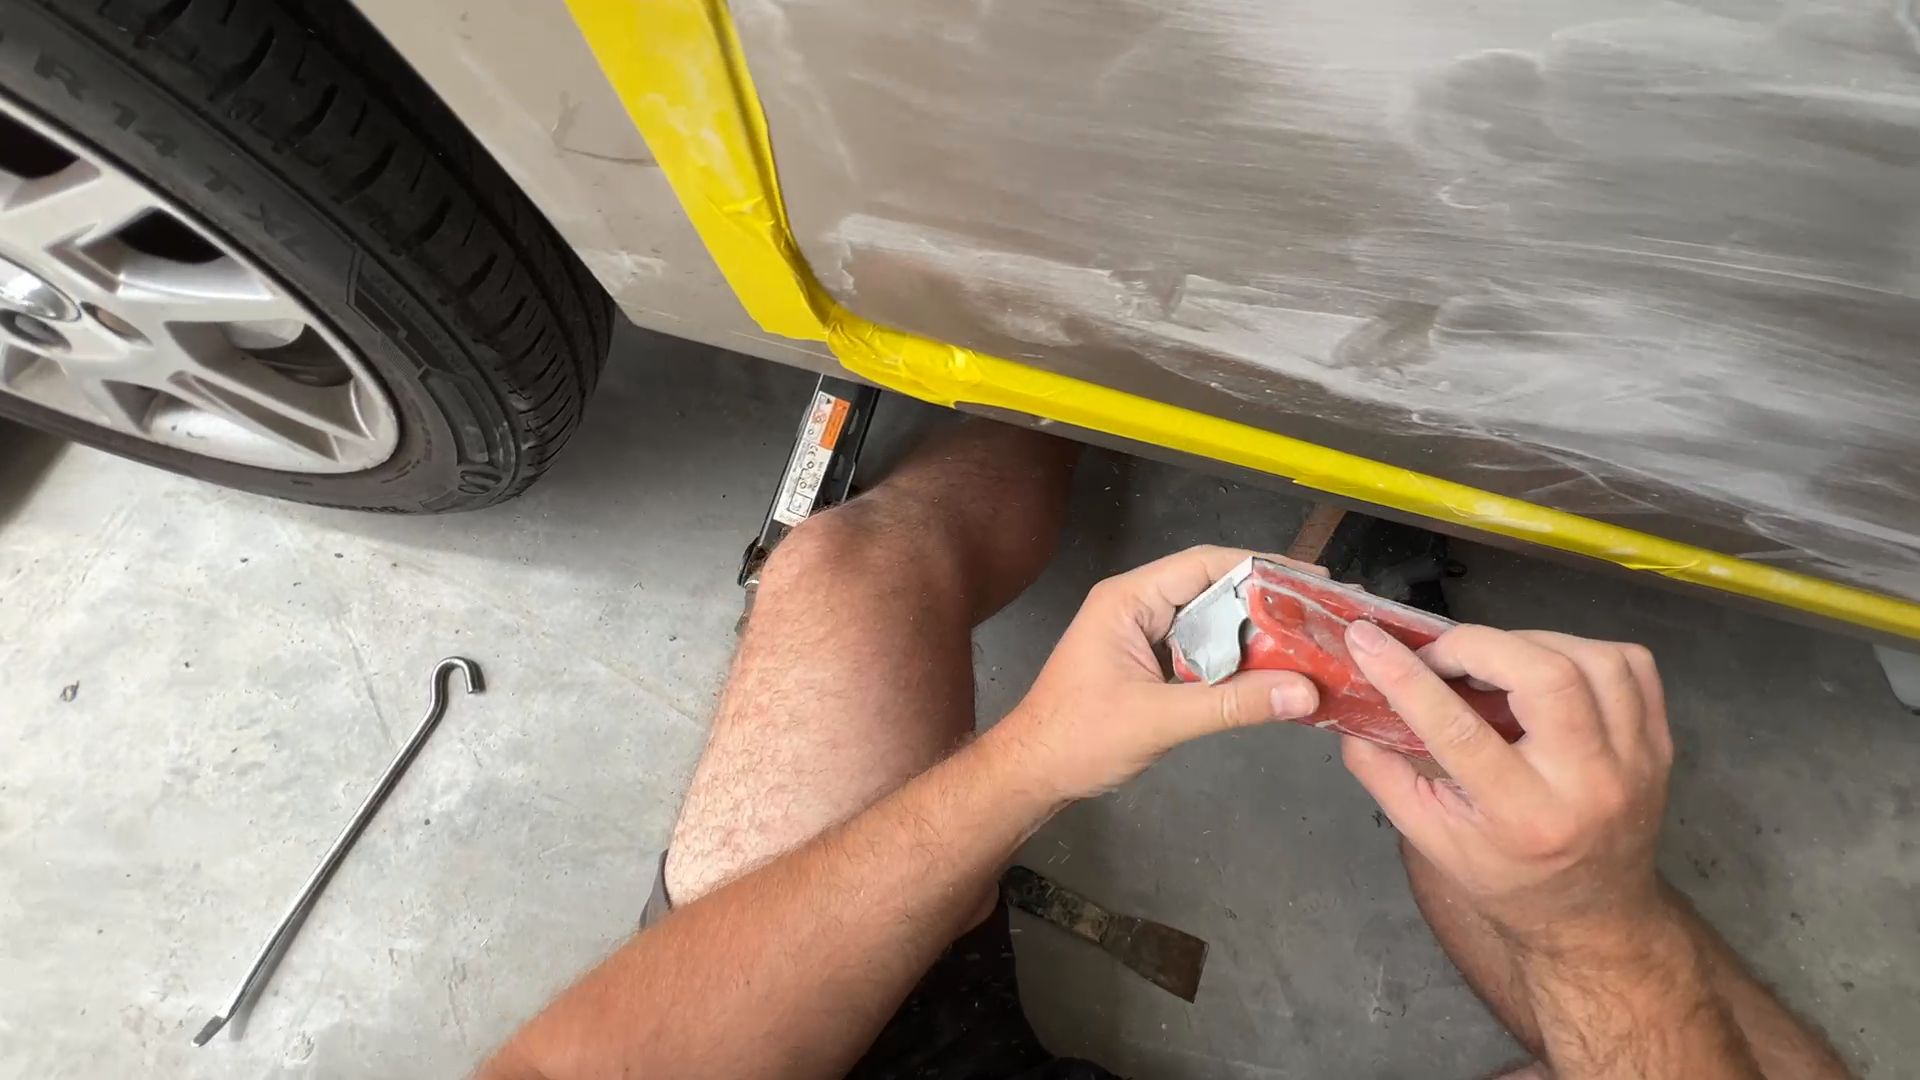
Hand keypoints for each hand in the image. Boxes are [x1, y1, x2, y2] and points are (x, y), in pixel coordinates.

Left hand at [991, 546, 1320, 803]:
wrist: (1034, 768)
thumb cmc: (1079, 736)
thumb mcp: (1159, 718)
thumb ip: (1233, 703)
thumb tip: (1304, 691)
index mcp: (1128, 600)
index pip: (1203, 565)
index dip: (1260, 566)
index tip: (1311, 580)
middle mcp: (1135, 605)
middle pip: (1209, 588)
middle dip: (1264, 601)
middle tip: (1320, 615)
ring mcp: (1139, 633)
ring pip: (1206, 620)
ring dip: (1251, 632)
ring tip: (1308, 643)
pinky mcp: (1145, 660)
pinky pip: (1197, 648)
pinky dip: (1232, 658)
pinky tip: (1269, 673)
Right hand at [1340, 623, 1673, 945]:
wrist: (1591, 914)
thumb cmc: (1497, 871)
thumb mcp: (1422, 833)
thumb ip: (1378, 768)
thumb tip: (1349, 703)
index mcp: (1522, 815)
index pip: (1457, 727)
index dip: (1403, 674)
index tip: (1364, 639)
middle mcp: (1589, 784)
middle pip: (1547, 677)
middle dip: (1476, 646)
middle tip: (1438, 655)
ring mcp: (1637, 761)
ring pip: (1594, 660)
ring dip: (1525, 643)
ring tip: (1487, 660)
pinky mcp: (1658, 742)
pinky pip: (1630, 665)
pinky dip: (1576, 649)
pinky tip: (1537, 666)